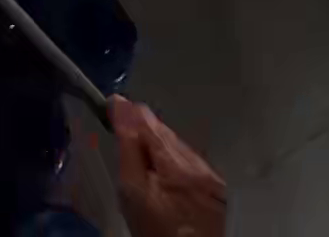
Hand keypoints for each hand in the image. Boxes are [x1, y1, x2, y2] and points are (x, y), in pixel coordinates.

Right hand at [112, 96, 226, 236]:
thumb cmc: (156, 231)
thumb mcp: (132, 191)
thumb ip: (128, 145)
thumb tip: (120, 104)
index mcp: (179, 166)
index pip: (147, 120)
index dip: (125, 113)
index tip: (107, 113)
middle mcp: (202, 166)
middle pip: (164, 131)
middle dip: (142, 135)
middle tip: (127, 152)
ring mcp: (215, 179)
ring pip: (177, 146)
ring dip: (158, 149)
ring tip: (146, 170)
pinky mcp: (220, 191)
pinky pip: (189, 162)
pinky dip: (173, 164)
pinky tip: (166, 182)